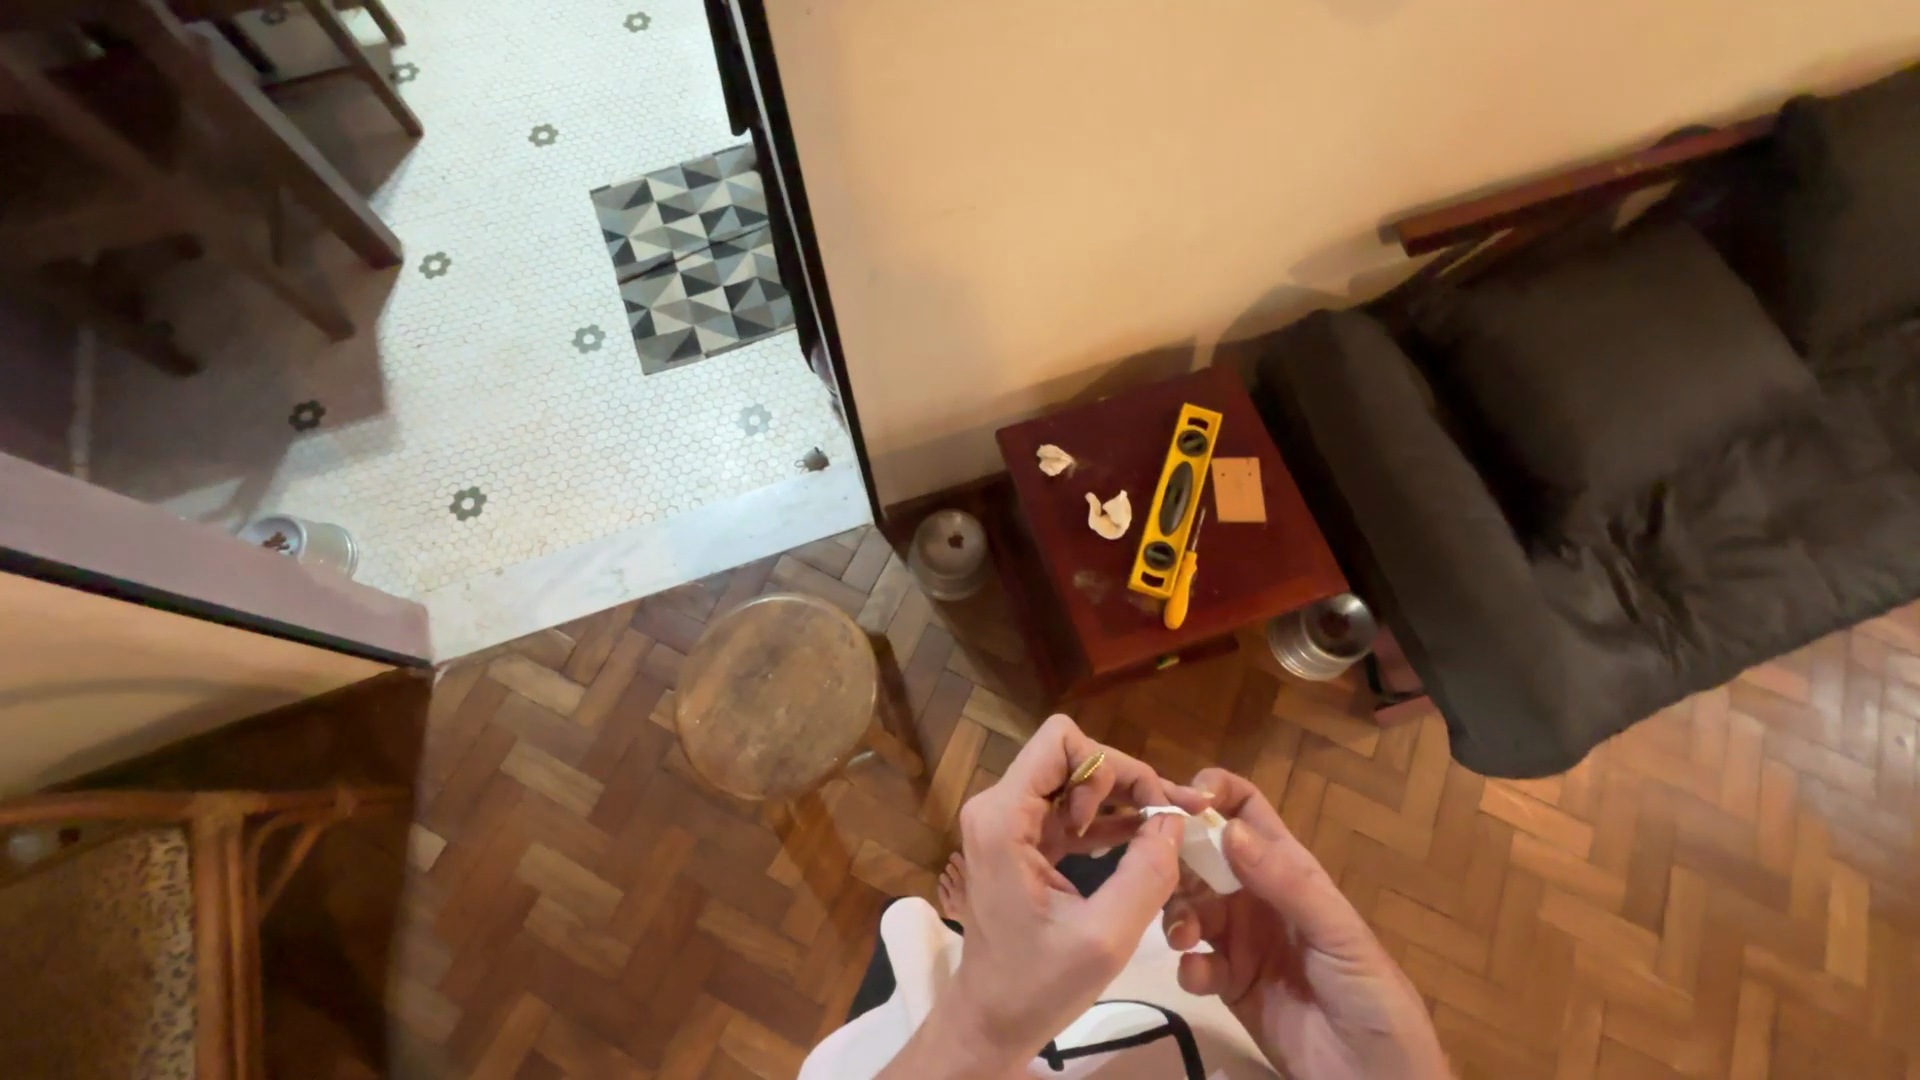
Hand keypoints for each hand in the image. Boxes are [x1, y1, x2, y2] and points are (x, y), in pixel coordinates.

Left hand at [879, 715, 1188, 1077]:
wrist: (991, 1019)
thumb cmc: (1037, 985)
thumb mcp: (1104, 938)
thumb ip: (1146, 874)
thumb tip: (1175, 821)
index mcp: (1003, 816)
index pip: (1059, 741)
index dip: (1108, 764)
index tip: (1138, 811)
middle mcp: (1000, 805)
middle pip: (1072, 757)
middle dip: (1124, 780)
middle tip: (1171, 817)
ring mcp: (1010, 821)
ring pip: (1076, 780)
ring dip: (1122, 798)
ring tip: (1171, 823)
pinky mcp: (1024, 839)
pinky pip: (1072, 810)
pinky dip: (1109, 819)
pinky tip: (1148, 836)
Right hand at [1164, 768, 1450, 1079]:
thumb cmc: (1373, 1001)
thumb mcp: (1340, 937)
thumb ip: (1286, 883)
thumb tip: (1227, 828)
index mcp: (1288, 870)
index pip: (1245, 809)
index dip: (1213, 792)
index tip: (1179, 799)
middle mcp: (1257, 894)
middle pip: (1203, 852)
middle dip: (1177, 854)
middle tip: (1154, 867)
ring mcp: (1240, 938)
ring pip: (1189, 903)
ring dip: (1176, 912)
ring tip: (1183, 939)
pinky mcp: (1228, 982)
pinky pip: (1194, 959)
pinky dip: (1188, 964)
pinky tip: (1199, 977)